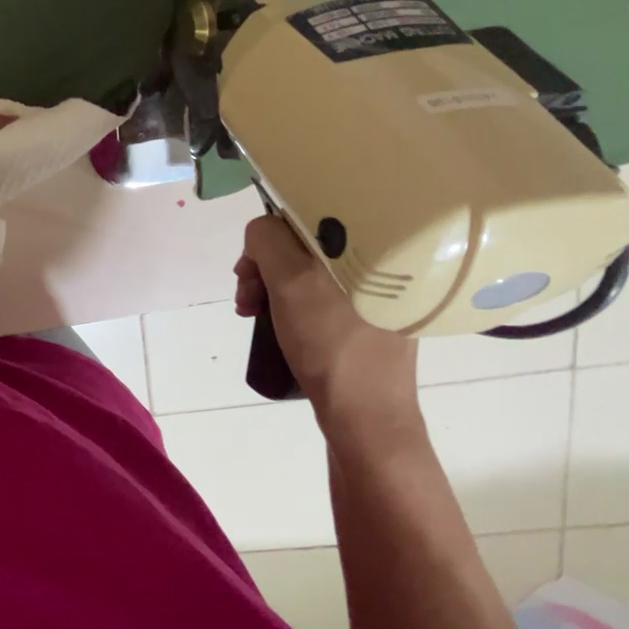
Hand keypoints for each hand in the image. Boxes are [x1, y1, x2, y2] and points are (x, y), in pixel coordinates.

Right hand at [235, 215, 415, 411]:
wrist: (364, 411)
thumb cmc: (328, 343)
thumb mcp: (291, 284)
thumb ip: (269, 243)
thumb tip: (260, 230)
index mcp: (373, 244)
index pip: (302, 217)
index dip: (266, 241)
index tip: (251, 273)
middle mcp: (379, 261)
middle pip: (299, 245)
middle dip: (263, 268)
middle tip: (249, 298)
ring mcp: (374, 291)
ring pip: (303, 270)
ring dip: (269, 286)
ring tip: (253, 314)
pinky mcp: (367, 315)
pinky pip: (316, 292)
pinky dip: (288, 302)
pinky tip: (274, 321)